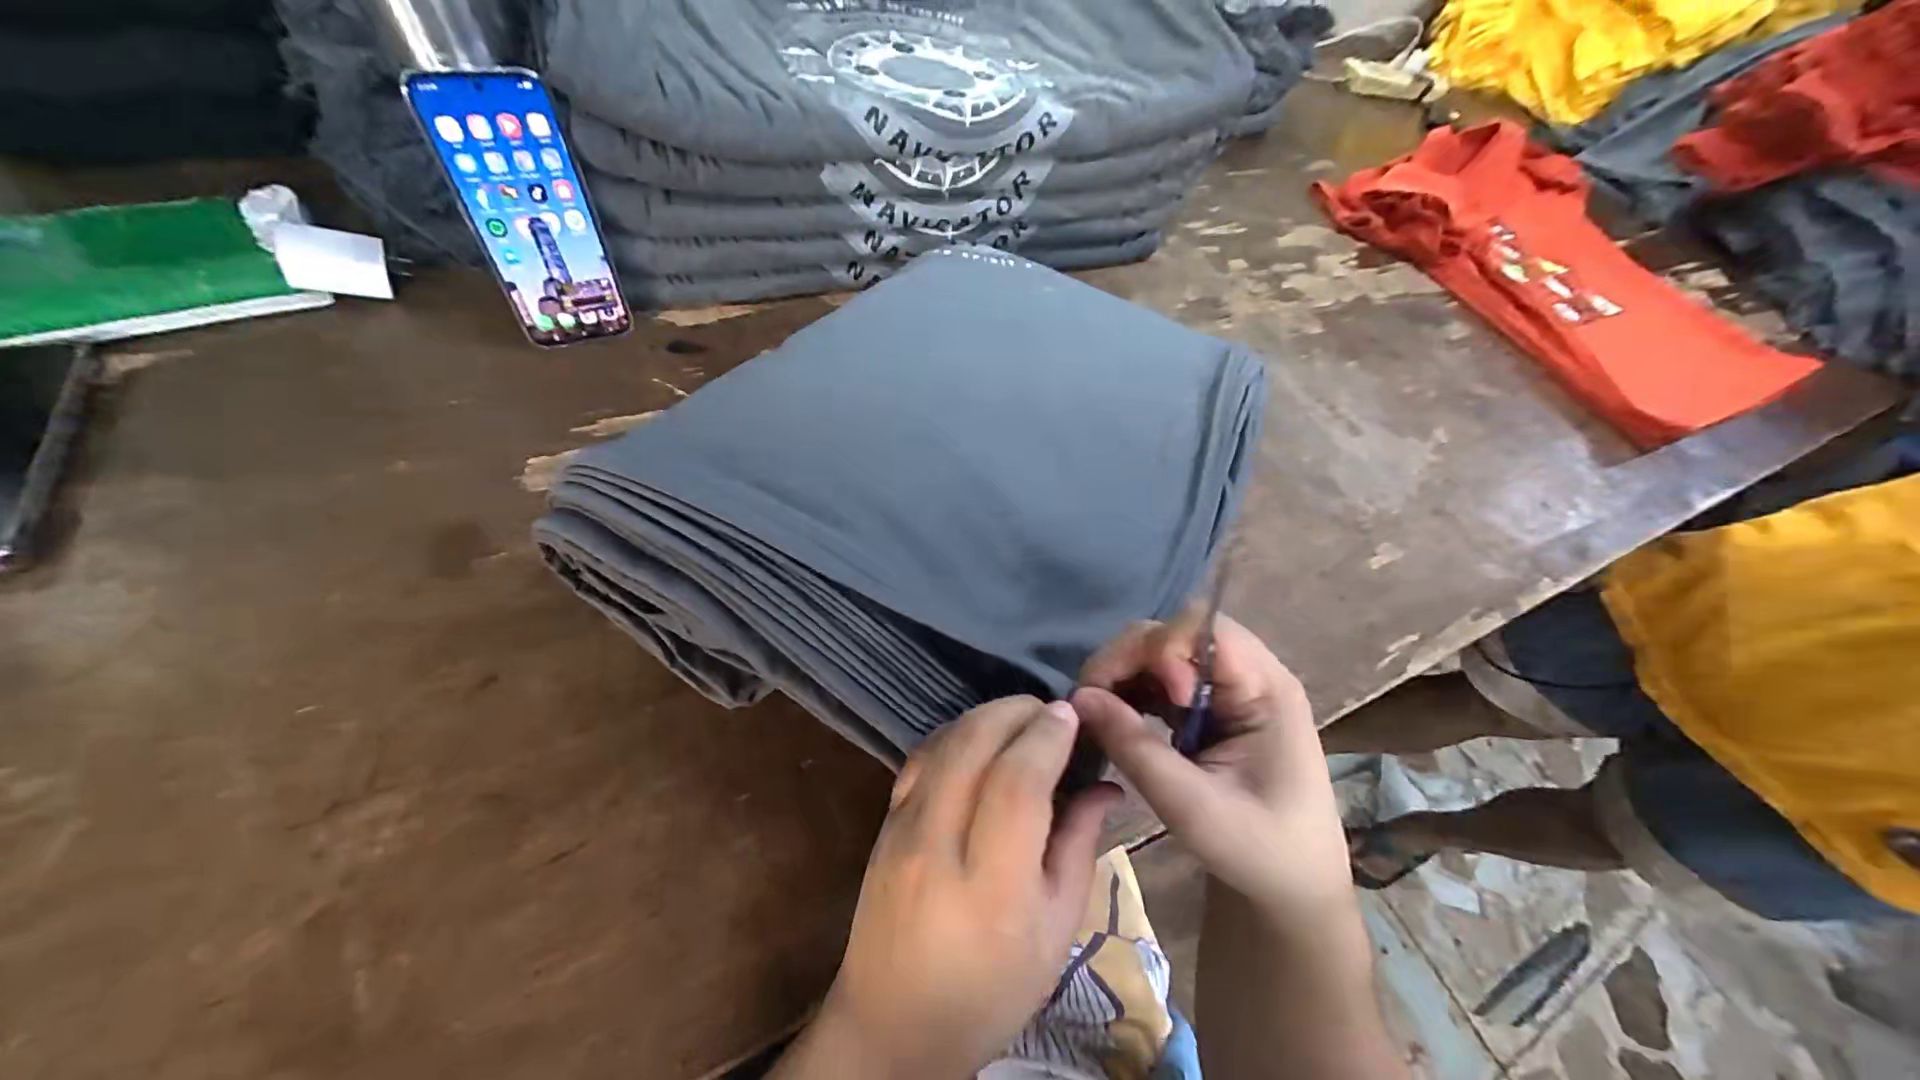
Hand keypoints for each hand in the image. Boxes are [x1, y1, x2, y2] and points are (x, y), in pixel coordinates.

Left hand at [778, 696, 1120, 1079]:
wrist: (893, 1022)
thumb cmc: (992, 987)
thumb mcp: (1056, 929)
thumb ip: (1079, 846)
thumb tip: (1104, 784)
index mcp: (990, 885)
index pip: (1018, 782)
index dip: (1047, 737)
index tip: (1072, 714)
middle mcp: (936, 845)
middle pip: (973, 745)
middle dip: (1017, 712)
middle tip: (1051, 711)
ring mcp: (900, 830)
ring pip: (943, 743)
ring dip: (985, 717)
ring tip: (1021, 720)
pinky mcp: (883, 824)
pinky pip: (920, 759)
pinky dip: (955, 735)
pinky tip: (980, 740)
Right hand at [1072, 613, 1353, 920]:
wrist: (1291, 886)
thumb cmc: (1258, 850)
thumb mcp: (1192, 806)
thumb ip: (1134, 747)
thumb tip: (1079, 697)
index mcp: (1266, 688)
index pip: (1205, 627)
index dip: (1165, 649)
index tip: (1156, 702)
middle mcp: (1247, 675)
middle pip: (1175, 632)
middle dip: (1129, 658)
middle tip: (1095, 701)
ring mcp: (1226, 689)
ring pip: (1161, 651)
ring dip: (1124, 673)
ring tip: (1100, 713)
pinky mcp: (1206, 706)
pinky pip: (1159, 677)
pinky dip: (1131, 690)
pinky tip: (1115, 718)